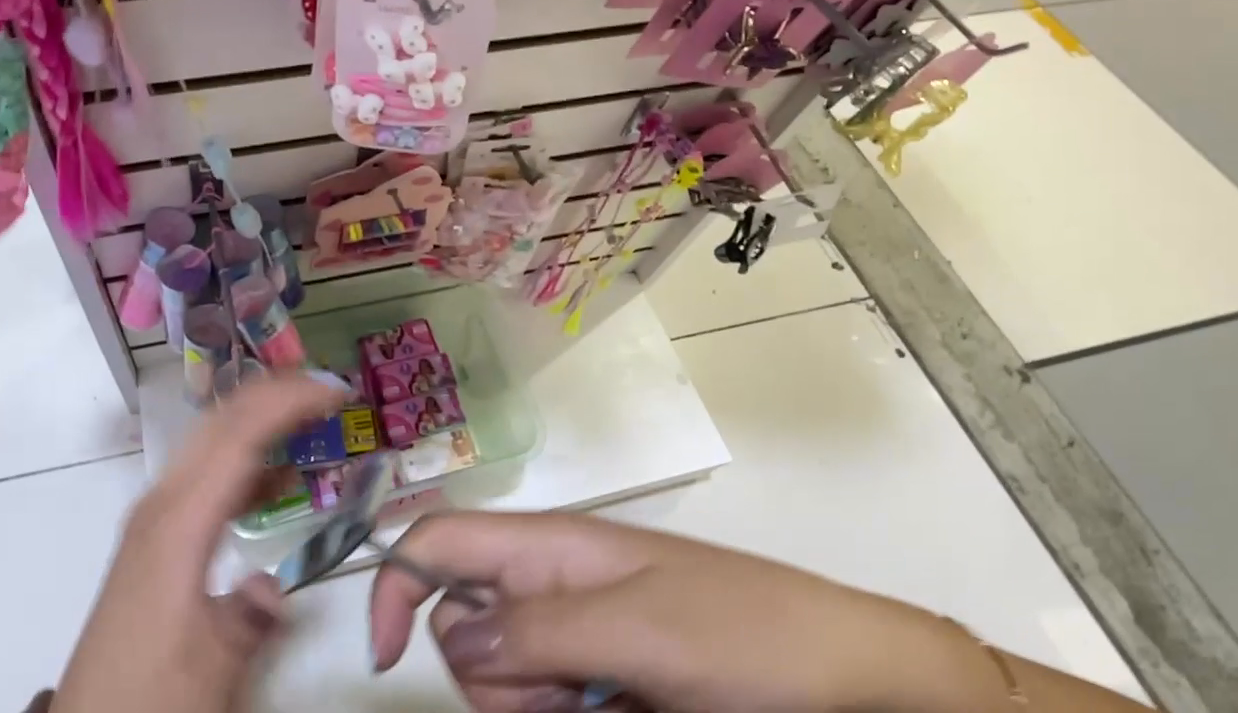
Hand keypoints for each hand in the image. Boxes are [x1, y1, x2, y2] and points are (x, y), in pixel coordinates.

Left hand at [50, 376, 348, 712]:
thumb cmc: (151, 695)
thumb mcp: (211, 666)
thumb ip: (249, 617)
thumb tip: (274, 585)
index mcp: (179, 522)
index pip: (237, 436)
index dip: (286, 402)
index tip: (334, 391)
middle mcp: (163, 504)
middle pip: (220, 424)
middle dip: (273, 395)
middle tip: (326, 389)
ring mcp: (156, 516)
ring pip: (210, 443)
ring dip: (258, 421)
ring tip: (309, 417)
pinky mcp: (157, 534)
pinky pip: (204, 474)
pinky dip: (243, 460)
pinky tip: (274, 477)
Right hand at [369, 512, 995, 712]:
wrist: (850, 678)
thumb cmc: (744, 635)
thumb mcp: (638, 630)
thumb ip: (536, 631)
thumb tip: (450, 639)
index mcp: (548, 548)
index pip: (439, 541)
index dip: (395, 585)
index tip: (387, 659)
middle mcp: (550, 583)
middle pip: (460, 624)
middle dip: (491, 674)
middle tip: (566, 696)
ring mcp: (577, 632)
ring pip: (498, 673)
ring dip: (527, 704)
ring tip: (606, 707)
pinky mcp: (600, 677)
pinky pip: (540, 701)